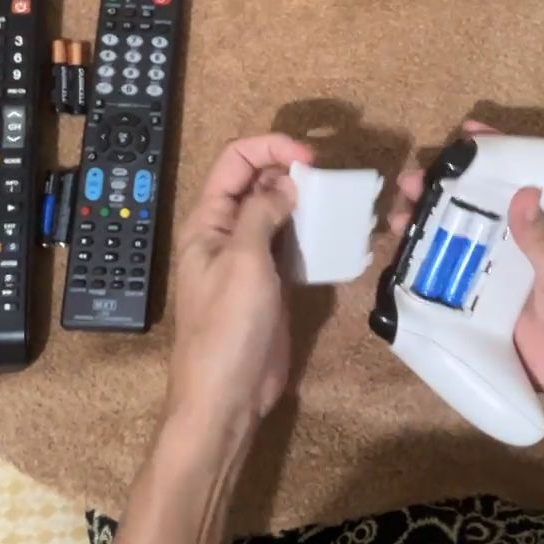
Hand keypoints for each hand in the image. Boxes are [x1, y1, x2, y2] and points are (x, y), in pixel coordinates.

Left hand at [167, 133, 314, 434]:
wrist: (228, 395)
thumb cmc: (228, 327)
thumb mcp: (244, 261)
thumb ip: (263, 213)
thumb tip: (285, 181)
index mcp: (208, 221)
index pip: (235, 161)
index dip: (270, 147)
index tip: (309, 156)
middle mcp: (226, 233)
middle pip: (257, 182)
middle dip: (290, 171)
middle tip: (328, 180)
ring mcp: (250, 257)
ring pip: (277, 212)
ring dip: (304, 201)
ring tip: (336, 201)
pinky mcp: (270, 281)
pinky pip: (290, 244)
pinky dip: (310, 232)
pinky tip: (334, 233)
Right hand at [389, 122, 543, 405]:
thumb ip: (541, 241)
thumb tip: (524, 191)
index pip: (518, 179)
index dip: (494, 153)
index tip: (465, 133)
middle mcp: (517, 242)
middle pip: (475, 203)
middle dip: (442, 187)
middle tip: (412, 182)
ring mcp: (496, 270)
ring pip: (455, 233)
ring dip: (427, 220)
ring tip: (399, 218)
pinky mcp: (480, 300)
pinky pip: (448, 272)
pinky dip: (425, 259)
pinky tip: (400, 253)